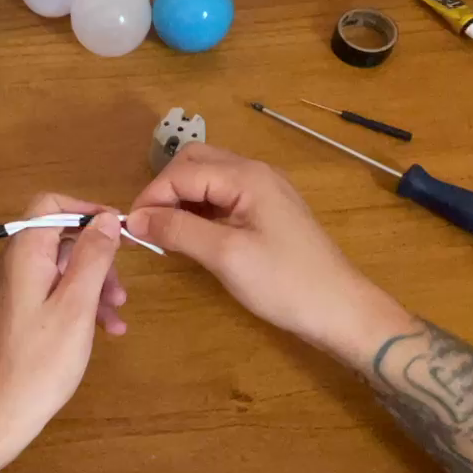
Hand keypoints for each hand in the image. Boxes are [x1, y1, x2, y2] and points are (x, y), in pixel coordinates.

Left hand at [0, 194, 126, 456]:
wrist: (2, 410)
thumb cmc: (43, 359)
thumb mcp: (77, 305)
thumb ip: (93, 256)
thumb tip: (106, 218)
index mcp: (25, 253)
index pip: (51, 205)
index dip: (86, 211)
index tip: (118, 230)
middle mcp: (16, 262)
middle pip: (61, 237)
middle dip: (97, 256)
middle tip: (121, 287)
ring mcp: (16, 286)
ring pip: (63, 266)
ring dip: (95, 283)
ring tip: (119, 313)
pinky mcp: (21, 308)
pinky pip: (56, 290)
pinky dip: (82, 302)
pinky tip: (108, 329)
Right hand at [125, 144, 410, 358]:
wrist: (341, 310)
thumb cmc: (285, 283)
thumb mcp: (225, 256)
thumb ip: (178, 230)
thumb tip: (135, 218)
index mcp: (246, 176)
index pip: (182, 172)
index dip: (152, 196)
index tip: (132, 228)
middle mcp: (254, 172)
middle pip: (193, 163)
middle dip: (165, 189)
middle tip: (149, 226)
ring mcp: (263, 190)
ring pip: (206, 177)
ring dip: (181, 198)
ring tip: (165, 232)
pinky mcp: (266, 210)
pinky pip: (221, 195)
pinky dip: (199, 208)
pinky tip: (190, 235)